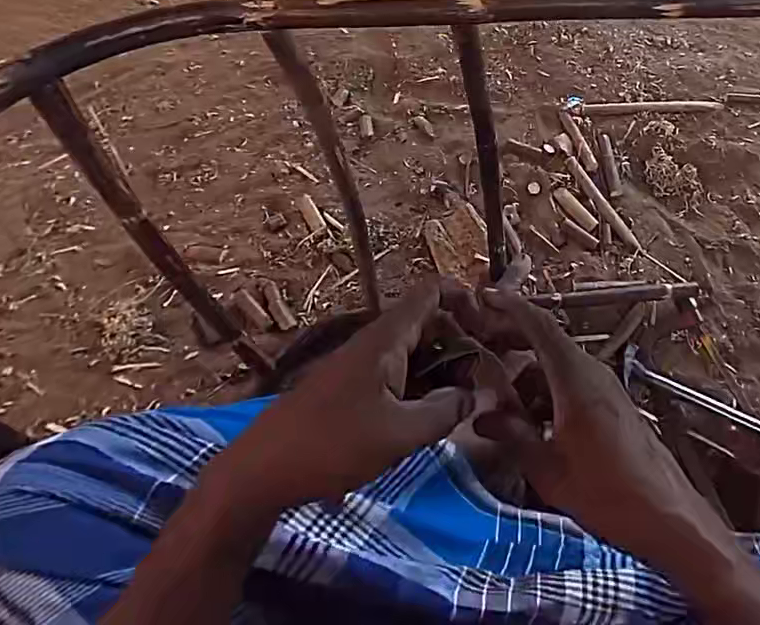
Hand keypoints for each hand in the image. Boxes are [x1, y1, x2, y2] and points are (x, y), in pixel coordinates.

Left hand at [202, 279, 473, 511]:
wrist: (265, 466)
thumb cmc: (333, 443)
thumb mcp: (398, 434)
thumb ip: (444, 412)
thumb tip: (478, 395)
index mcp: (387, 337)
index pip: (432, 292)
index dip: (466, 298)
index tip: (493, 329)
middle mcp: (377, 341)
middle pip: (429, 321)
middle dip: (464, 340)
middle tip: (493, 374)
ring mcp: (364, 363)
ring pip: (416, 350)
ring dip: (446, 367)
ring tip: (474, 398)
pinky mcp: (355, 387)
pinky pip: (400, 372)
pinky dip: (424, 384)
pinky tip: (437, 415)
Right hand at [471, 290, 759, 622]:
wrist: (672, 523)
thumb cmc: (610, 495)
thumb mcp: (549, 470)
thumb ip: (513, 437)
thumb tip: (481, 417)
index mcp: (575, 378)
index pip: (539, 324)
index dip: (509, 306)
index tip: (484, 297)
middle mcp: (592, 373)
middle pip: (546, 340)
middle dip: (511, 340)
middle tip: (480, 347)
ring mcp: (605, 387)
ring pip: (557, 364)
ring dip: (527, 373)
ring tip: (500, 397)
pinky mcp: (612, 405)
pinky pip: (571, 382)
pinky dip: (545, 390)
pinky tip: (531, 420)